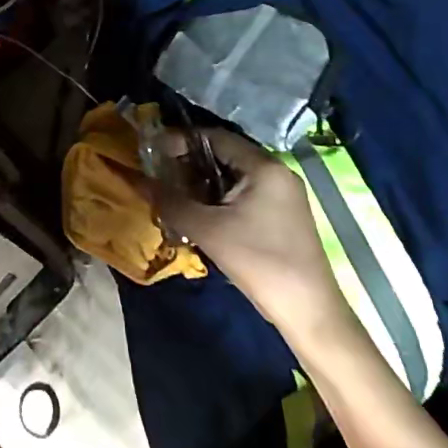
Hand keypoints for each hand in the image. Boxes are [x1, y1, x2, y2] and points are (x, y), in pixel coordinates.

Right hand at [157, 127, 342, 325]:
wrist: (308, 311)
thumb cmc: (258, 261)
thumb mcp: (207, 230)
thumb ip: (170, 201)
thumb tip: (139, 181)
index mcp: (264, 167)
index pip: (215, 137)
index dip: (181, 141)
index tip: (153, 152)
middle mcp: (277, 172)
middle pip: (224, 154)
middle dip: (189, 162)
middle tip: (160, 175)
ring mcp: (282, 194)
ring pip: (232, 175)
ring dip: (201, 181)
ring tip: (174, 195)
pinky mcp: (282, 214)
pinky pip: (243, 192)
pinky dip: (218, 196)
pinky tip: (199, 213)